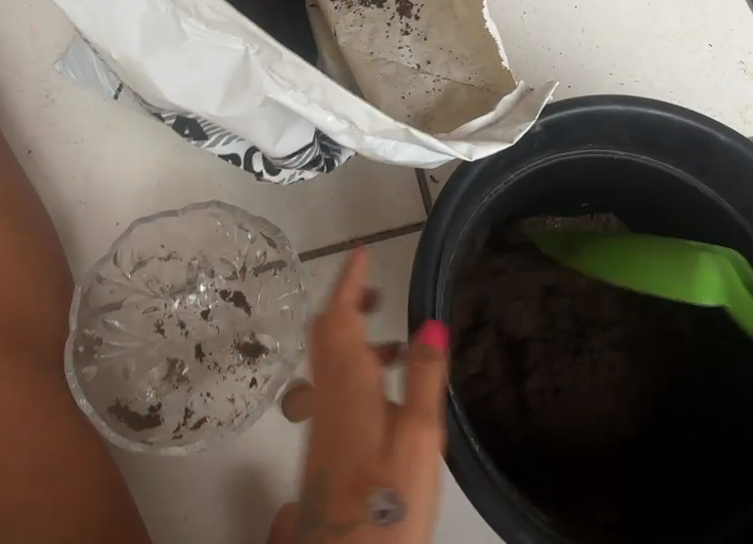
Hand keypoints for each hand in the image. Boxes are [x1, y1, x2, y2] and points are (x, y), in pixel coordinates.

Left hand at [269, 250, 448, 543]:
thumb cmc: (386, 500)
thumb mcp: (418, 437)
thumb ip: (423, 378)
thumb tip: (430, 322)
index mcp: (347, 383)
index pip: (339, 316)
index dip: (349, 280)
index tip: (361, 251)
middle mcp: (326, 395)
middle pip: (325, 334)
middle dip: (347, 304)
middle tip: (374, 290)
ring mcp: (321, 423)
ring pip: (329, 362)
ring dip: (356, 339)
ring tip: (398, 345)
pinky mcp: (324, 448)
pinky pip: (334, 387)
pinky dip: (357, 369)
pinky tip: (387, 397)